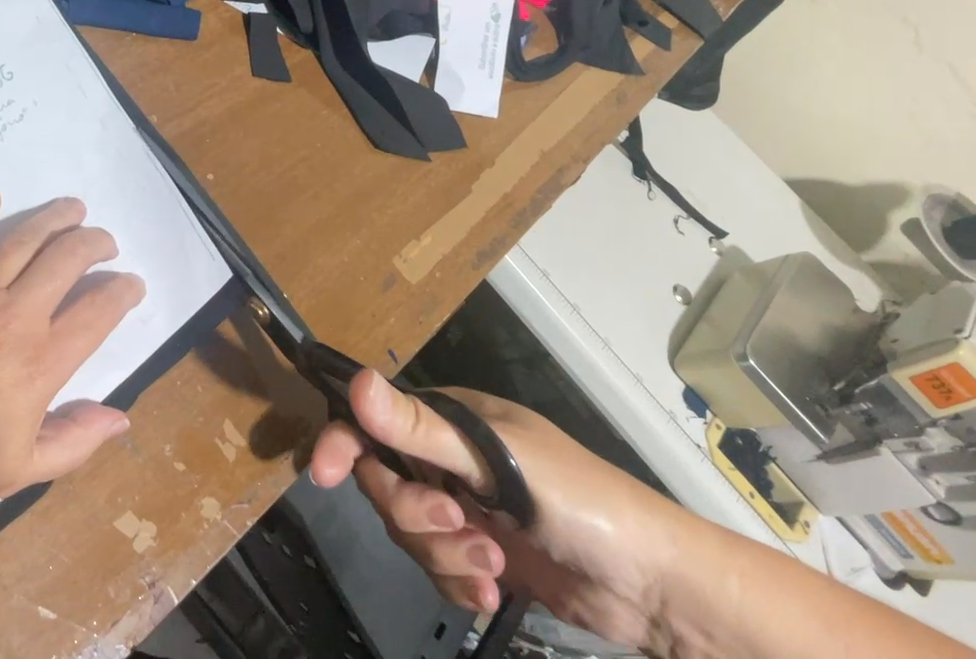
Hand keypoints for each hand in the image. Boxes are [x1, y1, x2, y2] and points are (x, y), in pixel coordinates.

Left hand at [0, 188, 144, 538]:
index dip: (123, 291)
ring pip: (23, 239)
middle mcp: (13, 316)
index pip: (98, 311)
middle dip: (95, 243)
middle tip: (104, 243)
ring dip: (54, 218)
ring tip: (72, 209)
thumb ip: (74, 440)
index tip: (132, 284)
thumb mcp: (17, 471)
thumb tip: (121, 415)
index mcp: (40, 363)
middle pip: (67, 259)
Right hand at [309, 371, 693, 649]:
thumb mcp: (500, 461)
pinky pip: (431, 566)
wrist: (655, 589)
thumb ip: (422, 430)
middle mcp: (449, 457)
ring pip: (405, 528)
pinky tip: (492, 593)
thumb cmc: (583, 504)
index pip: (375, 420)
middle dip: (414, 512)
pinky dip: (456, 582)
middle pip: (383, 481)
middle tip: (457, 524)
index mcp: (453, 419)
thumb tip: (357, 382)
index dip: (342, 442)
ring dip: (442, 553)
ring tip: (492, 567)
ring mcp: (462, 506)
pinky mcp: (475, 553)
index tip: (320, 475)